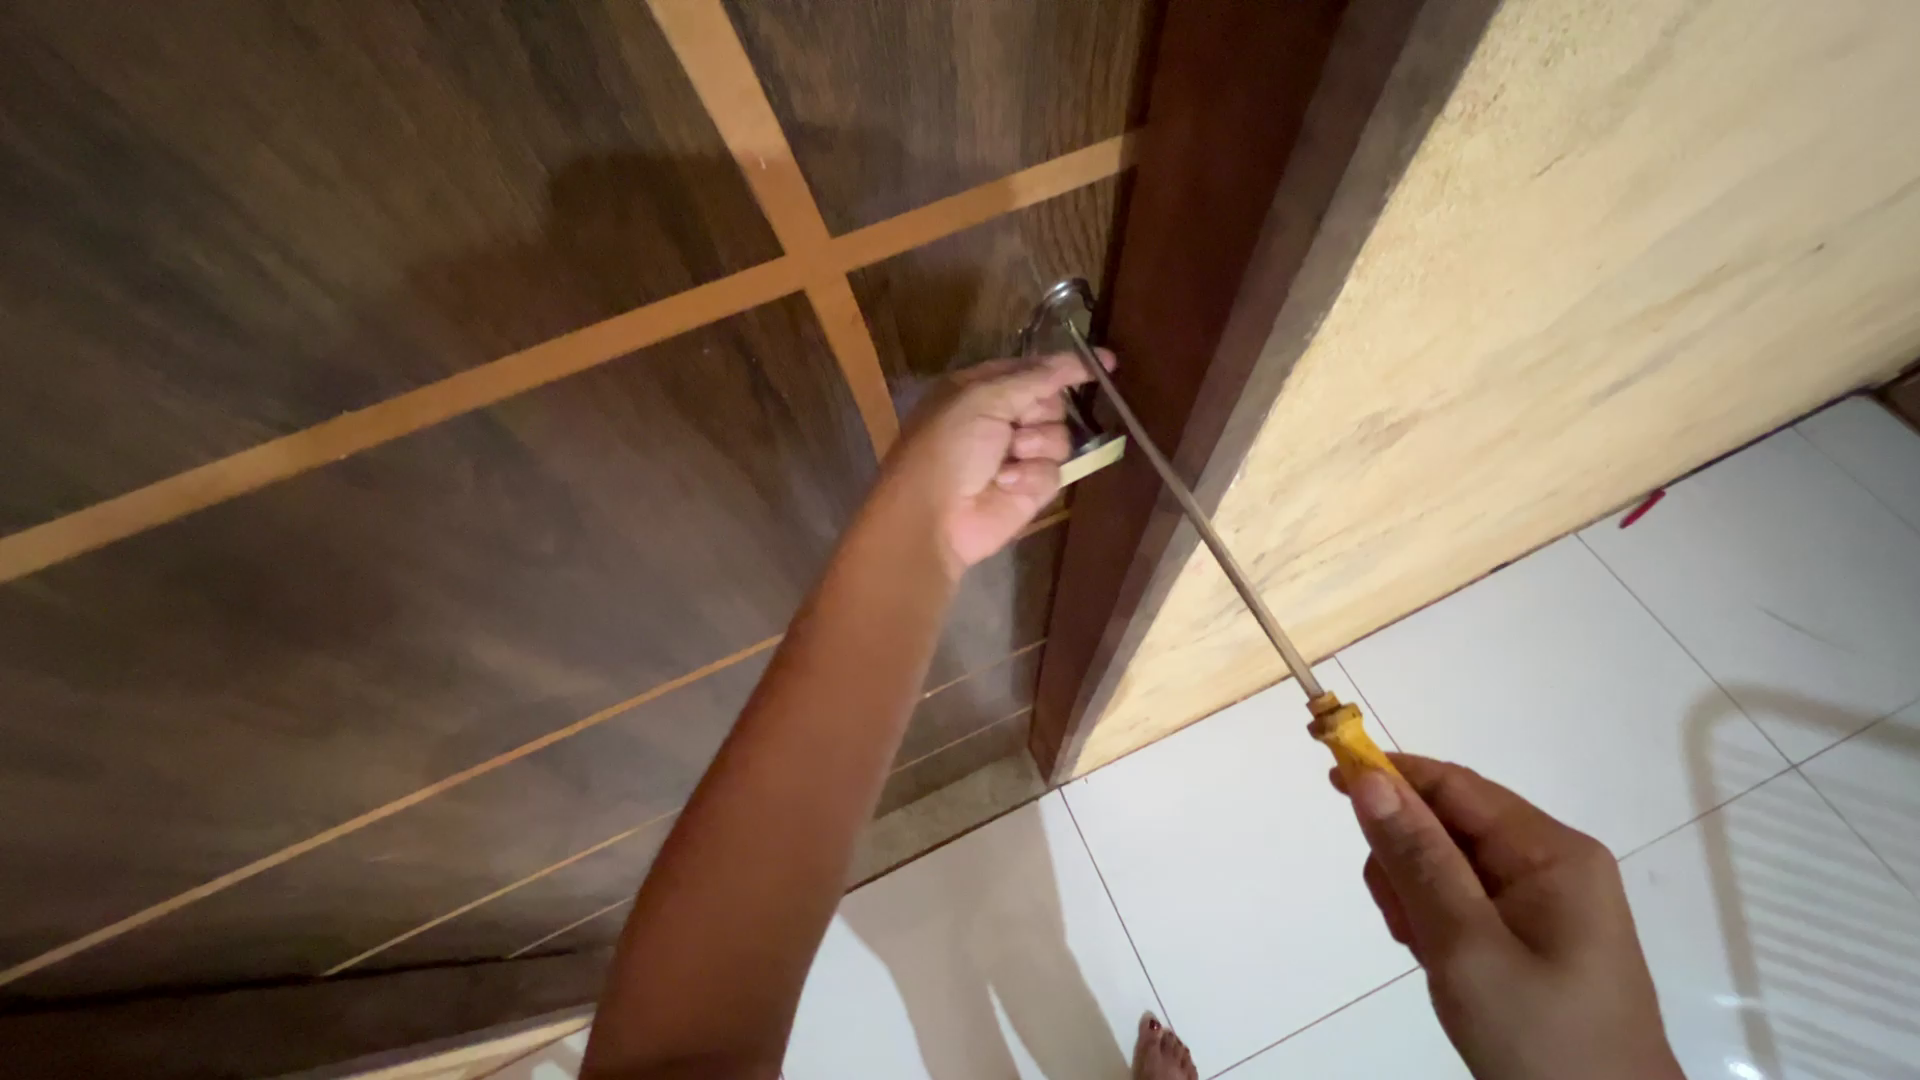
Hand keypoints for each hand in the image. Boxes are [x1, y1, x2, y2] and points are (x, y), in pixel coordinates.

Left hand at [873, 350, 1112, 576]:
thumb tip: (1082, 359)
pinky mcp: (1031, 488)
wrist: (933, 514)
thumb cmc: (948, 446)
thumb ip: (1034, 377)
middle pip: (1053, 403)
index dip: (1065, 367)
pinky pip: (1054, 471)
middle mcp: (1001, 419)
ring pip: (1060, 437)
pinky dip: (1031, 475)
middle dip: (1040, 412)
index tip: (1104, 363)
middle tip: (1017, 425)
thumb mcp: (983, 398)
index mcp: (982, 390)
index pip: (1033, 370)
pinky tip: (1006, 483)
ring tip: (1009, 457)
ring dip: (1036, 444)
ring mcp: (1018, 456)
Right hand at [1334, 755, 1681, 1079]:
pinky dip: (1431, 912)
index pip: (1453, 785)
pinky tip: (1436, 954)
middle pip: (1445, 819)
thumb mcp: (1464, 945)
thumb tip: (1367, 777)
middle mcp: (1551, 861)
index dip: (1390, 774)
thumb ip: (1415, 857)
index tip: (1332, 781)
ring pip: (1443, 857)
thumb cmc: (1541, 1039)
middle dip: (1404, 855)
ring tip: (1422, 946)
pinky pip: (1458, 891)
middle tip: (1398, 915)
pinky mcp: (1530, 927)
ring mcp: (1543, 896)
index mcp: (1550, 853)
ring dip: (1413, 890)